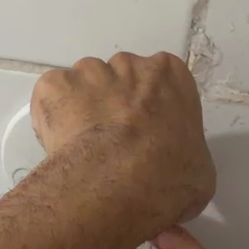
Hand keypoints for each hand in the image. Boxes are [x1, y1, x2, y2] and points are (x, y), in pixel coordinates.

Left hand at [32, 52, 215, 228]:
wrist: (120, 183)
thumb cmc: (169, 178)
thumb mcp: (198, 172)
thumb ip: (184, 155)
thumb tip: (174, 170)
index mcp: (171, 76)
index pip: (158, 84)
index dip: (147, 112)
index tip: (142, 138)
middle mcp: (130, 64)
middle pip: (118, 82)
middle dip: (112, 109)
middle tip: (110, 148)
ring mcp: (89, 72)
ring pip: (82, 88)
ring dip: (81, 113)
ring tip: (84, 151)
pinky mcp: (54, 87)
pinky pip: (50, 98)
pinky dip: (50, 119)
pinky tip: (61, 147)